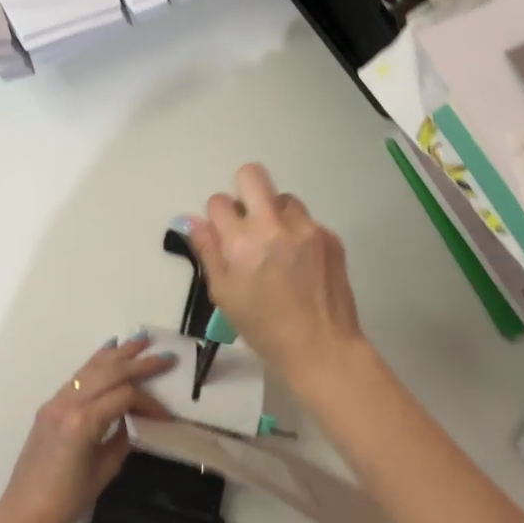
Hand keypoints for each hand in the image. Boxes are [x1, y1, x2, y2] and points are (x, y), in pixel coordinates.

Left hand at [0, 335, 175, 522]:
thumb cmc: (67, 500)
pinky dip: (96, 363)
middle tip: (164, 356)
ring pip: (91, 368)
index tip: (166, 416)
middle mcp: (68, 403)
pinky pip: (77, 377)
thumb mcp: (104, 470)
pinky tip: (108, 353)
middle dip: (138, 362)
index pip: (124, 396)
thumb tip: (138, 423)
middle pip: (109, 372)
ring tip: (140, 340)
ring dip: (117, 354)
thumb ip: (123, 440)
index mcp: (83, 421)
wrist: (25, 510)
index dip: (150, 403)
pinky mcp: (49, 406)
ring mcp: (55, 401)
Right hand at [187, 164, 366, 384]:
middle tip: (246, 218)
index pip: (219, 202)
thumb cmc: (264, 327)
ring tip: (277, 247)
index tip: (224, 234)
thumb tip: (194, 222)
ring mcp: (306, 228)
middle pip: (252, 176)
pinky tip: (300, 265)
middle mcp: (274, 226)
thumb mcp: (224, 294)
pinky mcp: (330, 236)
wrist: (322, 347)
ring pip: (283, 199)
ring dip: (274, 214)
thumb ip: (208, 252)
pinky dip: (297, 235)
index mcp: (241, 242)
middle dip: (243, 188)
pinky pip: (306, 222)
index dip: (217, 216)